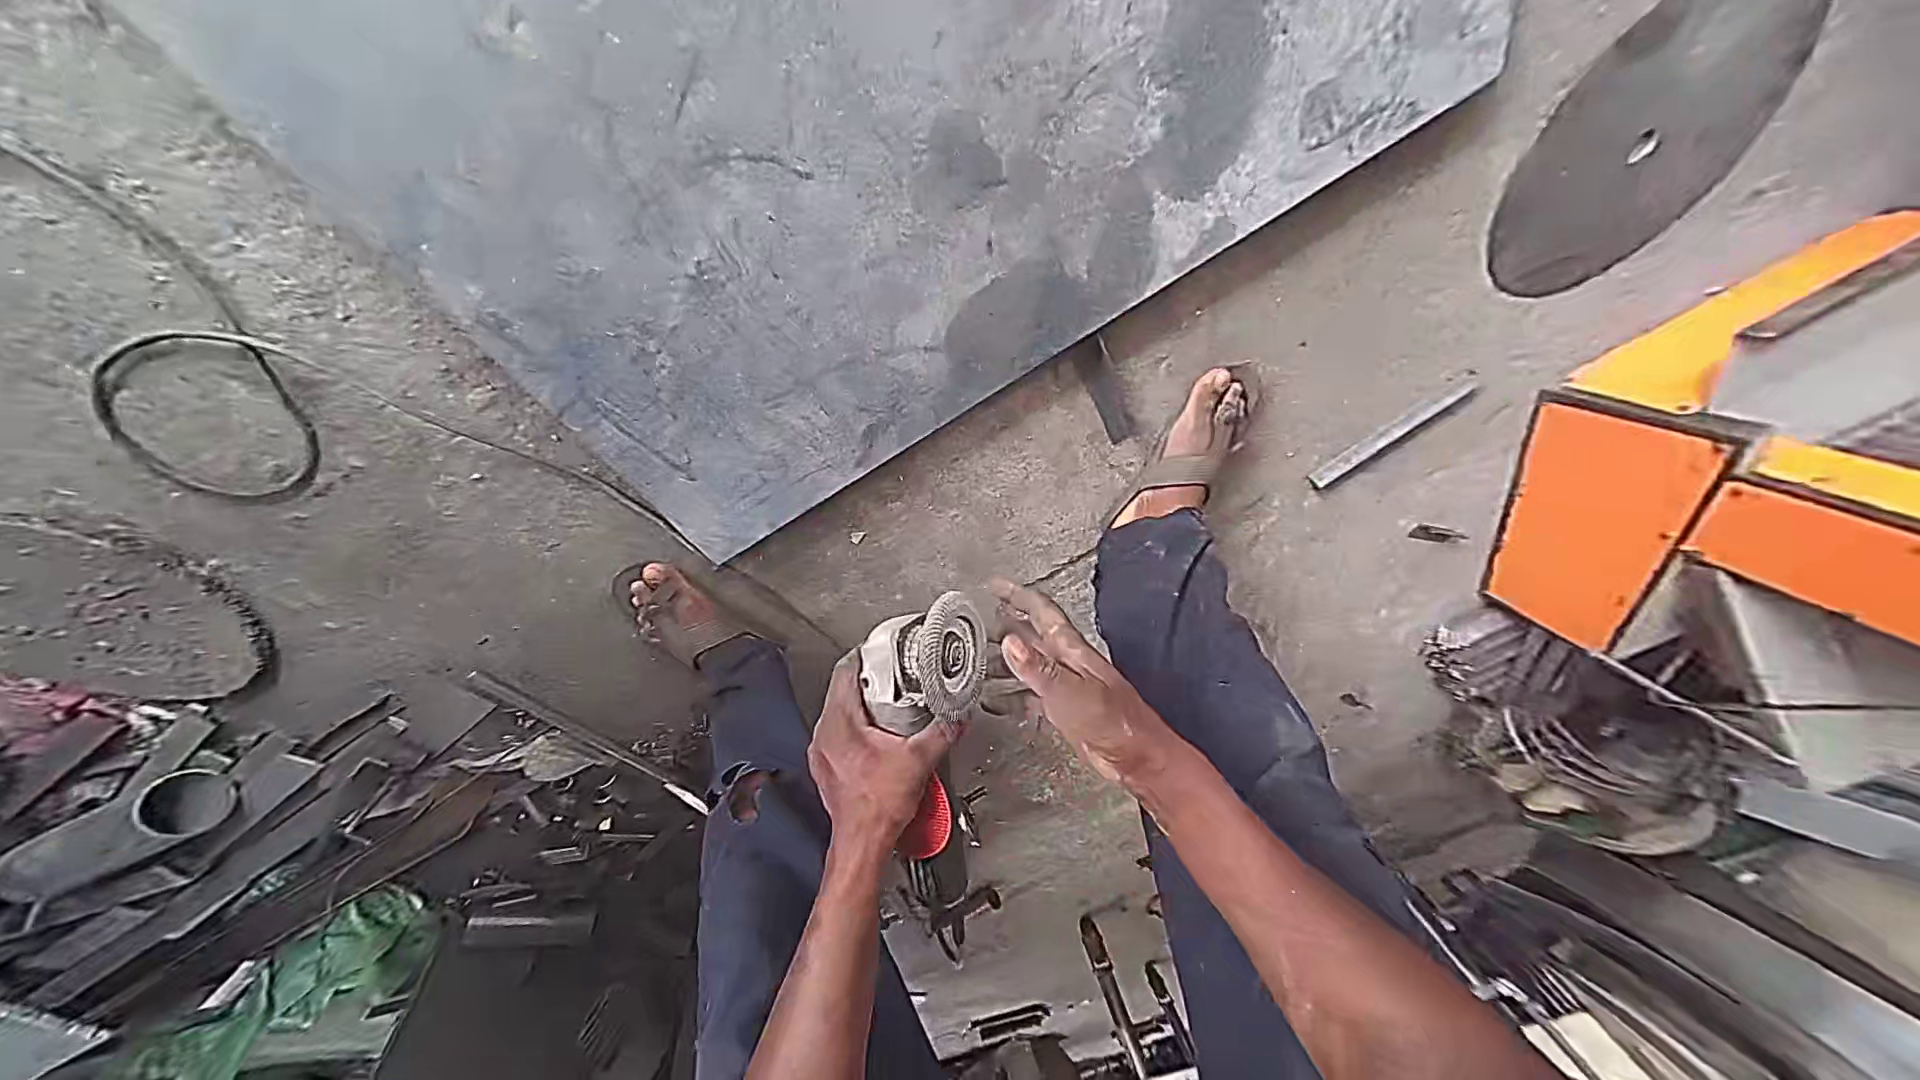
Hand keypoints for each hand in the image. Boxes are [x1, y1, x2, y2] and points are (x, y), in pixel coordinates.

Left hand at [808, 651, 960, 858]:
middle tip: (890, 675)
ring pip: (839, 712)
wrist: (863, 843)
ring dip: (861, 704)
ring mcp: (822, 752)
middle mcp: (825, 735)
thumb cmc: (878, 808)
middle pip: (841, 690)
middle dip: (867, 680)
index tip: (878, 651)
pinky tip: (877, 735)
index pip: (844, 672)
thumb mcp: (919, 760)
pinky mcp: (827, 767)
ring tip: (886, 702)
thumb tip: (956, 717)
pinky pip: (838, 733)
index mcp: (839, 724)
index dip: (863, 656)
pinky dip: (856, 727)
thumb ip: (941, 732)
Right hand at [990, 578, 1177, 787]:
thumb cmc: (1114, 722)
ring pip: (1027, 665)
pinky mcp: (1062, 709)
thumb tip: (1010, 643)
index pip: (1040, 611)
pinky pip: (1029, 696)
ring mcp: (1064, 685)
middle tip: (977, 623)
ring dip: (1003, 661)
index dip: (1016, 595)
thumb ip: (1037, 667)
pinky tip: (995, 700)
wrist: (1137, 756)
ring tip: (978, 661)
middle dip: (1004, 626)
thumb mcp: (1070, 690)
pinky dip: (1010, 695)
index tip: (995, 586)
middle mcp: (1066, 662)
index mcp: (1070, 649)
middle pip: (1030, 635)